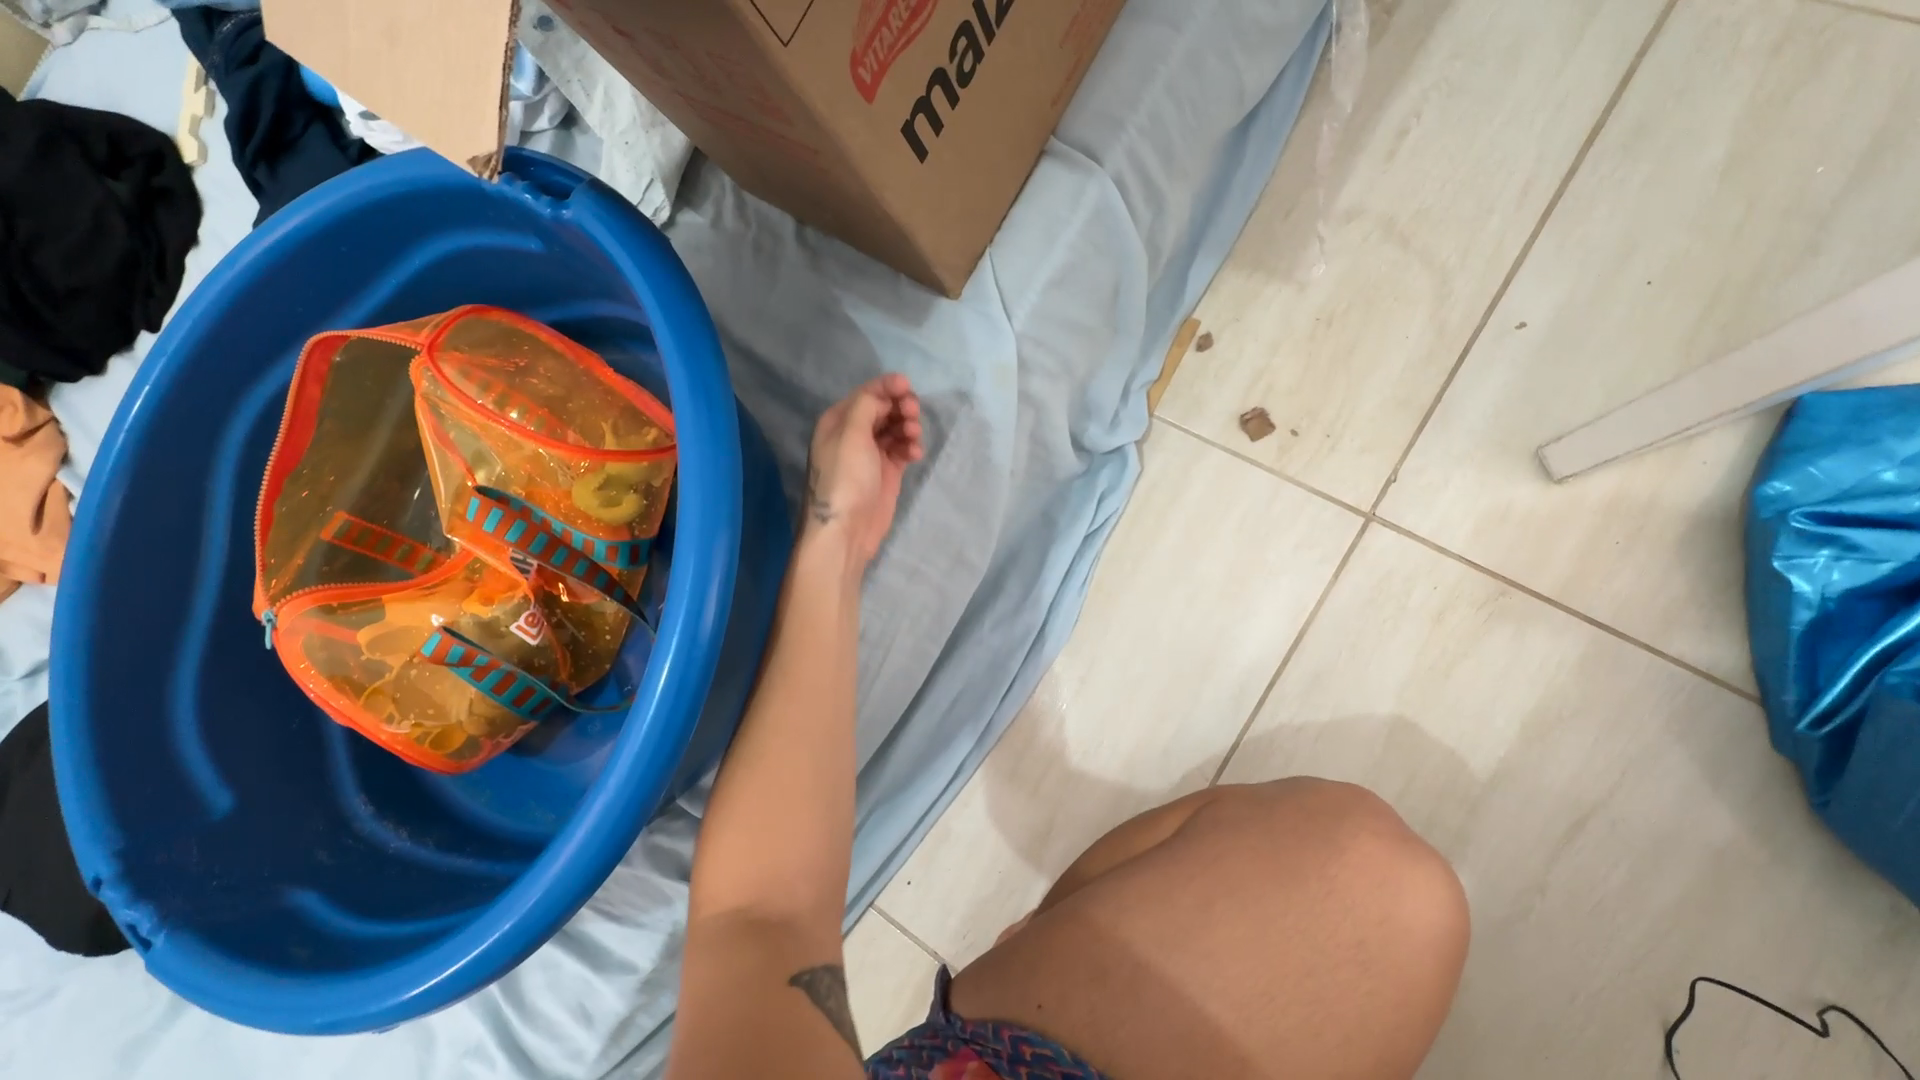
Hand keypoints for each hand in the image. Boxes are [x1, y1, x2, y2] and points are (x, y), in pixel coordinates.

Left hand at [805, 374, 923, 565]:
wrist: (846, 530)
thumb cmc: (845, 478)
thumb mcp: (850, 434)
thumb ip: (867, 405)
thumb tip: (884, 396)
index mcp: (838, 420)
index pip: (867, 393)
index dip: (887, 386)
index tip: (907, 386)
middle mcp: (853, 433)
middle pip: (884, 408)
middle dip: (901, 406)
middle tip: (912, 413)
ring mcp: (871, 453)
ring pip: (896, 427)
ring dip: (908, 426)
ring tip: (913, 437)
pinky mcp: (887, 471)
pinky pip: (902, 448)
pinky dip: (910, 446)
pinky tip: (914, 454)